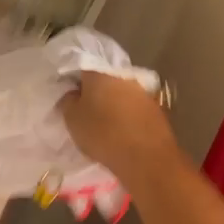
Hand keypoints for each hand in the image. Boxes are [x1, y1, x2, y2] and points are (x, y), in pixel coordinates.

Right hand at [60, 71, 185, 193]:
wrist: (147, 158)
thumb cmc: (103, 134)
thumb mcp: (72, 119)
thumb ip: (68, 100)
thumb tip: (73, 93)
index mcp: (99, 72)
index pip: (80, 65)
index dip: (72, 79)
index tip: (68, 94)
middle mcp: (122, 75)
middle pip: (102, 78)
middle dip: (94, 90)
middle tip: (85, 108)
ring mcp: (142, 90)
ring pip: (120, 91)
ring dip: (111, 102)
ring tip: (103, 120)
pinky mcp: (155, 107)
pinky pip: (133, 106)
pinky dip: (126, 113)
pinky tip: (121, 128)